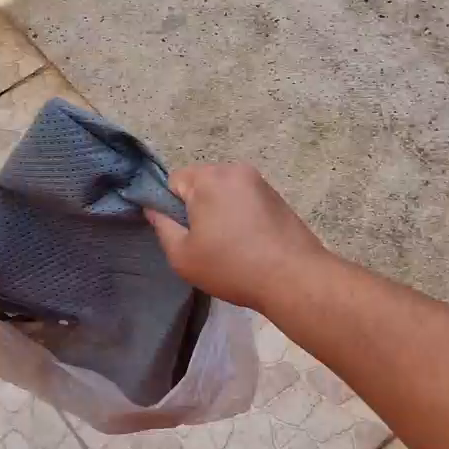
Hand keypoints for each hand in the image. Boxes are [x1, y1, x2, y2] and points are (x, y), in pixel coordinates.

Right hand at [144, 163, 329, 312]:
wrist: (293, 278)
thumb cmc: (231, 266)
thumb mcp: (182, 255)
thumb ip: (162, 226)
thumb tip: (154, 209)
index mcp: (208, 178)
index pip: (174, 181)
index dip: (171, 207)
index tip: (182, 233)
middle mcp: (234, 170)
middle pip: (200, 183)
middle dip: (196, 207)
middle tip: (204, 242)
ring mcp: (259, 181)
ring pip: (224, 191)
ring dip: (219, 211)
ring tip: (229, 244)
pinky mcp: (276, 196)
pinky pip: (245, 199)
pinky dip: (240, 214)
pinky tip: (248, 242)